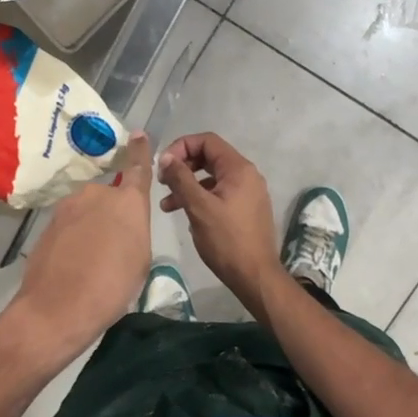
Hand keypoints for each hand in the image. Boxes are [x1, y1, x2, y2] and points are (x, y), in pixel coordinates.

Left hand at [8, 133, 153, 359]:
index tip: (137, 134)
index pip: (138, 169)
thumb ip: (134, 232)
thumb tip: (122, 227)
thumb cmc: (112, 287)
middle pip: (109, 198)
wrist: (58, 307)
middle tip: (115, 249)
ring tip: (94, 263)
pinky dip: (74, 241)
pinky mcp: (48, 224)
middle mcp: (96, 195)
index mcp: (127, 202)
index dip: (139, 152)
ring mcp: (67, 208)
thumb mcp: (139, 261)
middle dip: (112, 215)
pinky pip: (70, 227)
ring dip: (92, 229)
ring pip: (87, 213)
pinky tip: (75, 267)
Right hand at [157, 133, 287, 320]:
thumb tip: (165, 157)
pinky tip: (185, 215)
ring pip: (212, 178)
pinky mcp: (246, 209)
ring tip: (167, 205)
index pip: (207, 141)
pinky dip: (200, 199)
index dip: (181, 147)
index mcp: (239, 169)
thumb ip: (181, 178)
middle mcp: (247, 176)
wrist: (254, 275)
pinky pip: (219, 194)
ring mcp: (248, 193)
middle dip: (183, 167)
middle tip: (163, 183)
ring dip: (188, 186)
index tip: (163, 166)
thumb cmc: (226, 240)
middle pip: (209, 158)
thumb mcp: (199, 207)